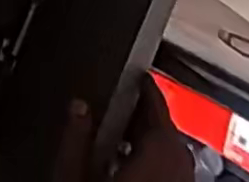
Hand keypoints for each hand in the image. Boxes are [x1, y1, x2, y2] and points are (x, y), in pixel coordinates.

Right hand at [54, 80, 196, 181]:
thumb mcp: (72, 174)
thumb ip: (76, 138)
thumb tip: (78, 106)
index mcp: (157, 161)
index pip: (160, 114)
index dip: (149, 90)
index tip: (141, 76)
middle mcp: (177, 178)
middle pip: (169, 139)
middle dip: (147, 119)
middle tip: (125, 104)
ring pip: (174, 162)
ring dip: (151, 145)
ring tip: (123, 137)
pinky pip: (172, 179)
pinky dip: (155, 168)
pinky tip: (129, 169)